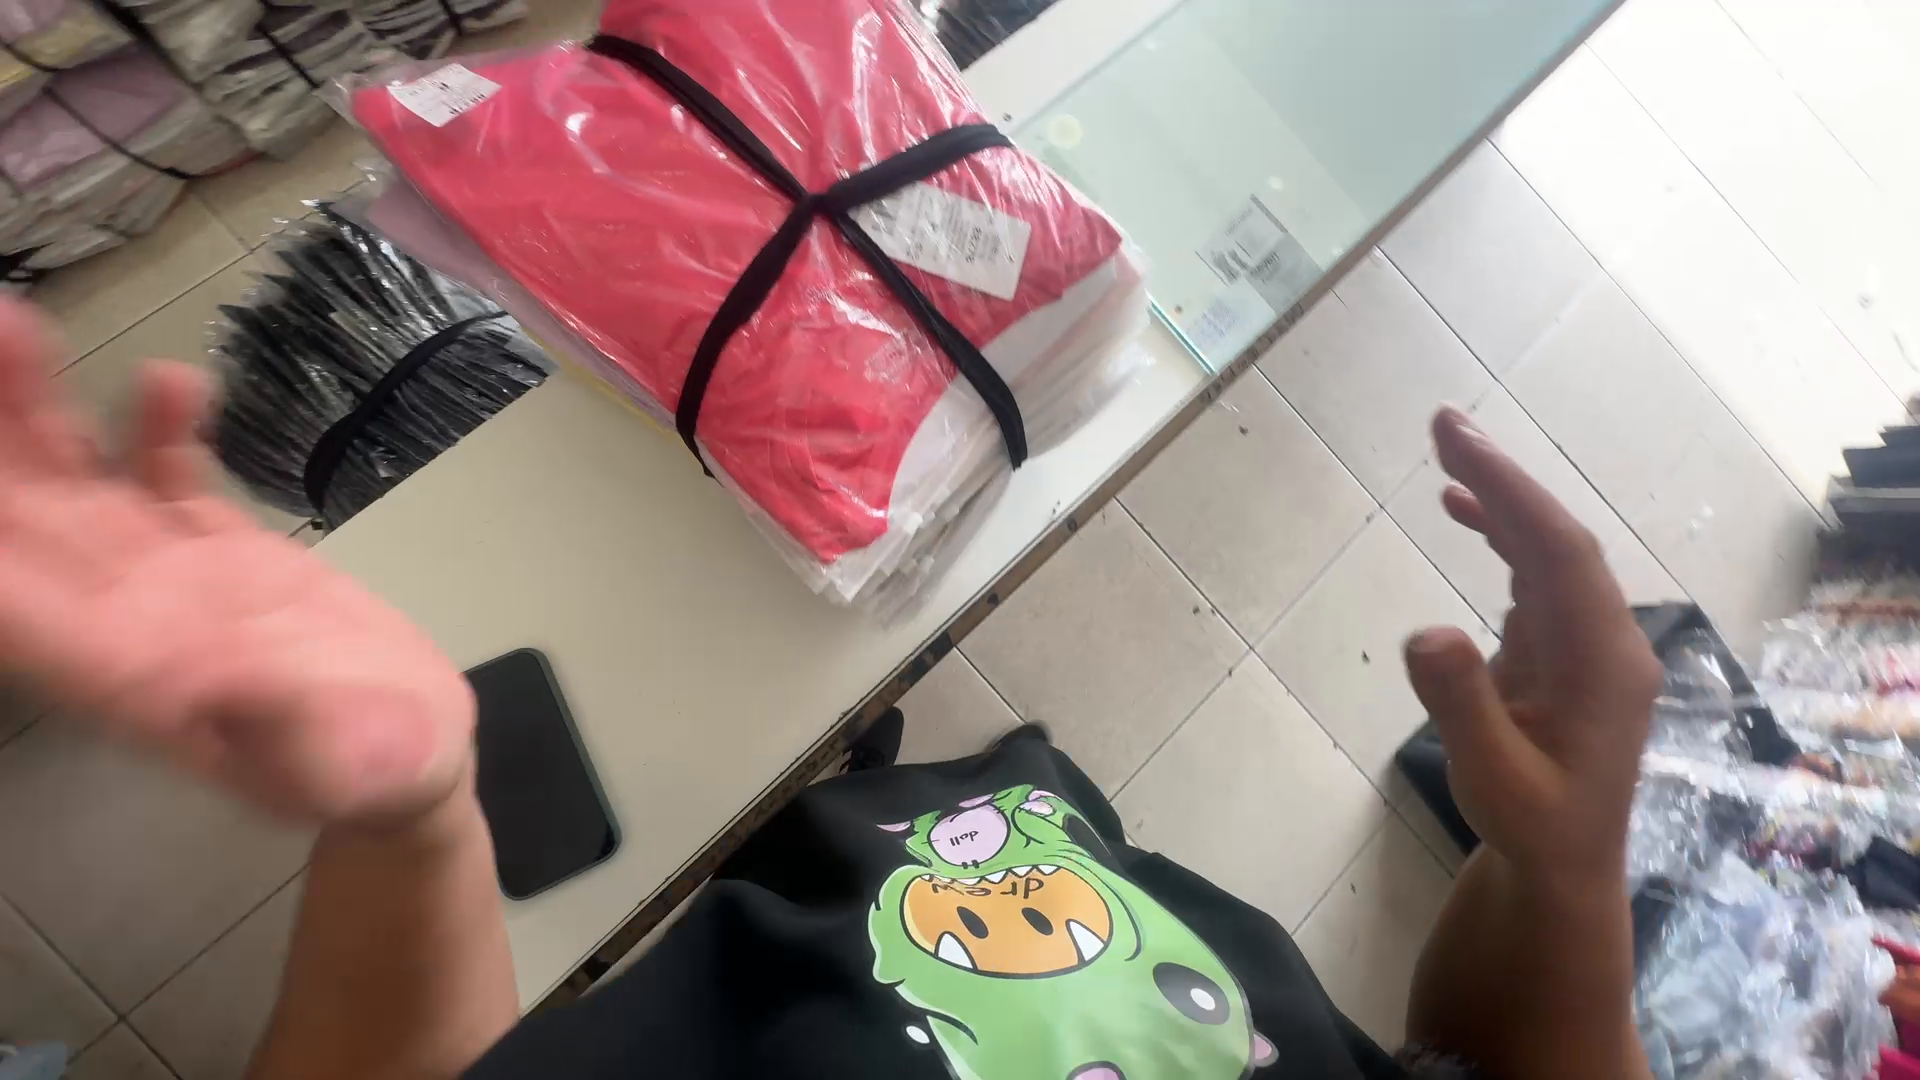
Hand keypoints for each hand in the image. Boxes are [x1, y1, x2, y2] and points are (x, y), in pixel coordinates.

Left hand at [0, 300, 473, 824]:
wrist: (411, 748)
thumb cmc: (380, 772)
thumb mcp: (345, 766)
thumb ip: (285, 730)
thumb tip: (214, 679)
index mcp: (129, 674)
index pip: (5, 601)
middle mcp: (126, 619)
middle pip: (20, 523)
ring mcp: (181, 582)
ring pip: (83, 491)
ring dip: (42, 416)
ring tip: (22, 329)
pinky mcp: (238, 559)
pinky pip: (178, 487)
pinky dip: (164, 436)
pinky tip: (172, 384)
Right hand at [1405, 407, 1661, 889]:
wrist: (1560, 860)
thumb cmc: (1533, 823)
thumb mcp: (1493, 776)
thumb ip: (1462, 705)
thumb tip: (1425, 630)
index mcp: (1602, 660)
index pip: (1559, 553)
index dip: (1509, 492)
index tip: (1454, 442)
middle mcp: (1603, 637)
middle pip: (1557, 537)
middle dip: (1502, 476)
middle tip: (1442, 423)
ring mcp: (1582, 640)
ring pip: (1546, 549)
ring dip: (1499, 498)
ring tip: (1446, 453)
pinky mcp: (1556, 647)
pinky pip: (1531, 572)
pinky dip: (1498, 533)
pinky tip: (1463, 512)